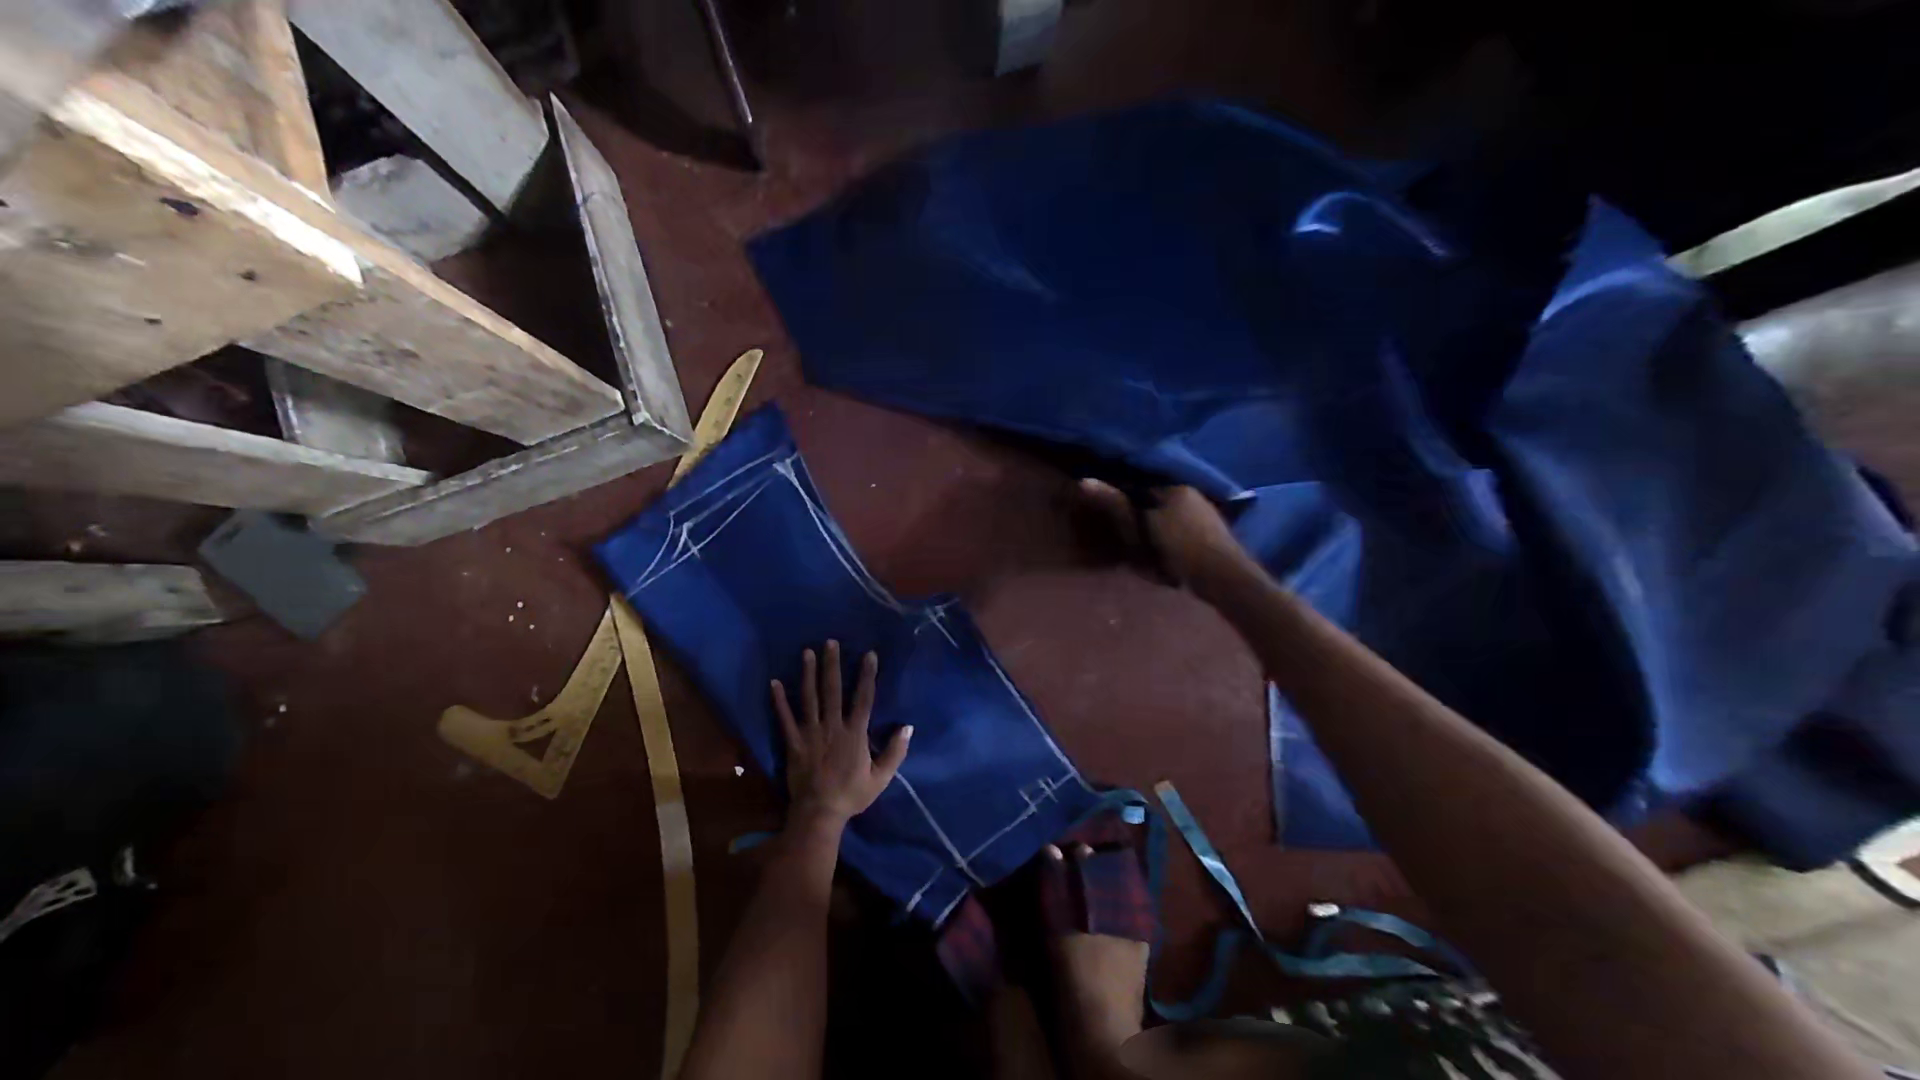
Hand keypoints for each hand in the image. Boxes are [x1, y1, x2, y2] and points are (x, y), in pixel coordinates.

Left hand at [771, 640, 911, 827]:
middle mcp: (832, 726)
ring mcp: (811, 733)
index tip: (869, 655)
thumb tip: (908, 727)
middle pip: (832, 690)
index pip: (863, 698)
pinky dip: (779, 700)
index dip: (867, 675)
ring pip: (809, 697)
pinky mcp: (793, 743)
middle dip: (832, 665)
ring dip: (808, 673)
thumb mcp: (881, 777)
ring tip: (807, 652)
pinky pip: (785, 718)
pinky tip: (774, 682)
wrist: (819, 813)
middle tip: (830, 642)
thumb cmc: (852, 795)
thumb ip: (895, 752)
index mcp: (855, 733)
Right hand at [1077, 479, 1254, 598]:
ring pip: (1166, 525)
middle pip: (1155, 507)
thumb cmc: (1181, 544)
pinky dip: (1168, 549)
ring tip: (1142, 556)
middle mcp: (1192, 498)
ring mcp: (1204, 519)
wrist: (1224, 577)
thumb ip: (1115, 504)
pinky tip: (1163, 563)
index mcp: (1177, 488)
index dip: (1123, 501)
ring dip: (1154, 538)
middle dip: (1140, 521)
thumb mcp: (1143, 524)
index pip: (1141, 488)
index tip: (1108, 518)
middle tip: (1125, 542)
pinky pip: (1178, 540)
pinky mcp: (1209, 541)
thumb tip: (1083, 481)